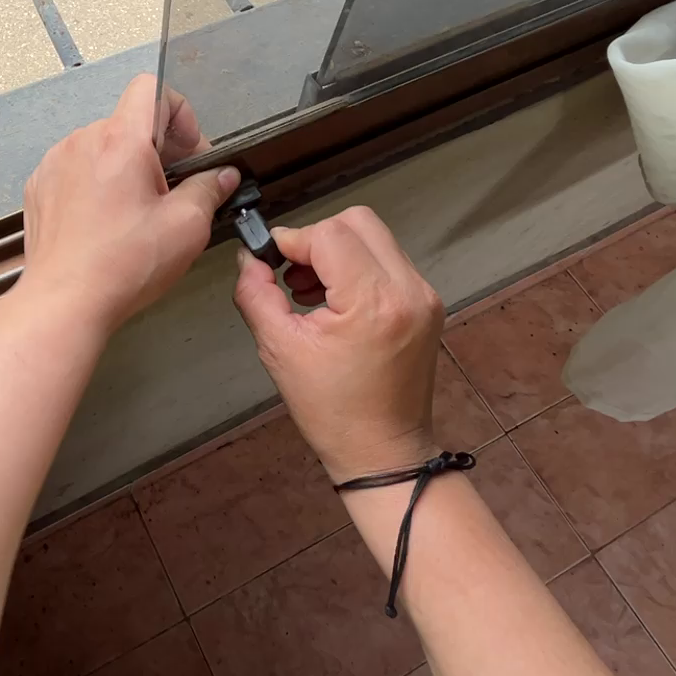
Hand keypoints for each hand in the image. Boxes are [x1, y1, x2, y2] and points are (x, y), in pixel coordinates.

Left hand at [21, 74, 239, 330]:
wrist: (63, 301)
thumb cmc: (120, 266)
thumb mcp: (186, 226)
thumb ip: (210, 189)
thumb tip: (222, 176)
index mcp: (120, 140)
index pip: (152, 87)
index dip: (179, 112)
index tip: (186, 150)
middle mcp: (82, 142)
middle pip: (129, 123)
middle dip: (157, 150)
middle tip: (172, 191)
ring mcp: (56, 163)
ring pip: (102, 147)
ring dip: (124, 169)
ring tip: (136, 213)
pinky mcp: (40, 187)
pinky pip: (76, 169)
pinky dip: (95, 185)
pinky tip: (106, 222)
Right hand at [232, 207, 445, 481]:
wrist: (384, 453)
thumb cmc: (331, 409)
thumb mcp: (278, 348)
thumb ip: (255, 292)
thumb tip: (248, 257)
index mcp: (374, 302)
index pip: (329, 234)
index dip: (292, 240)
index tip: (271, 262)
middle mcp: (408, 289)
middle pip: (357, 222)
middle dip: (316, 239)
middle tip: (291, 272)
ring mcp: (424, 295)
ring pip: (373, 237)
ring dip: (336, 251)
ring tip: (310, 291)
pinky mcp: (427, 303)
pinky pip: (387, 260)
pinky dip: (356, 266)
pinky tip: (334, 300)